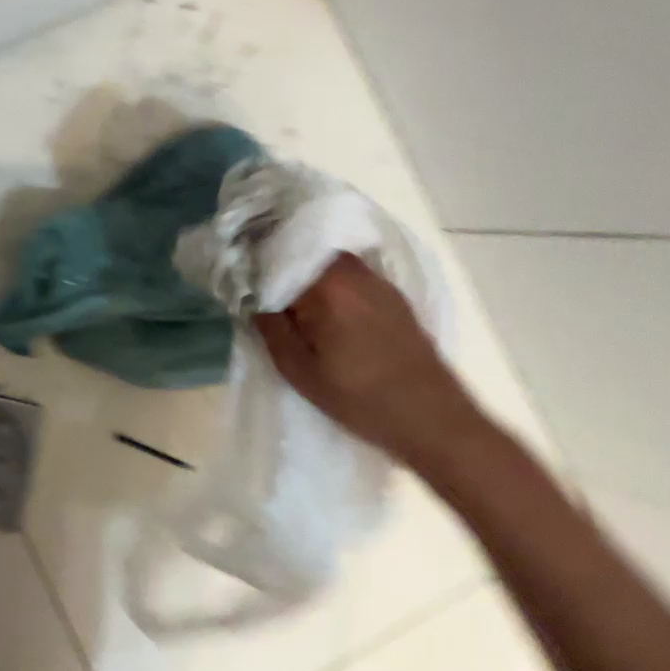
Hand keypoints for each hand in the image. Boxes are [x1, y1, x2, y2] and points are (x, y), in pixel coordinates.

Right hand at [252, 253, 489, 468]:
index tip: (233, 267)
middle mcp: (353, 273)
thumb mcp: (298, 370)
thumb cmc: (360, 399)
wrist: (435, 422)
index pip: (275, 254)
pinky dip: (327, 278)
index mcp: (326, 287)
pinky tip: (318, 303)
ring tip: (283, 290)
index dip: (250, 256)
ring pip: (327, 259)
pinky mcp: (393, 296)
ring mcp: (378, 282)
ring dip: (302, 267)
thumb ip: (269, 325)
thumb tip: (249, 294)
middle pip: (303, 248)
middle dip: (276, 256)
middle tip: (253, 276)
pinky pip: (349, 273)